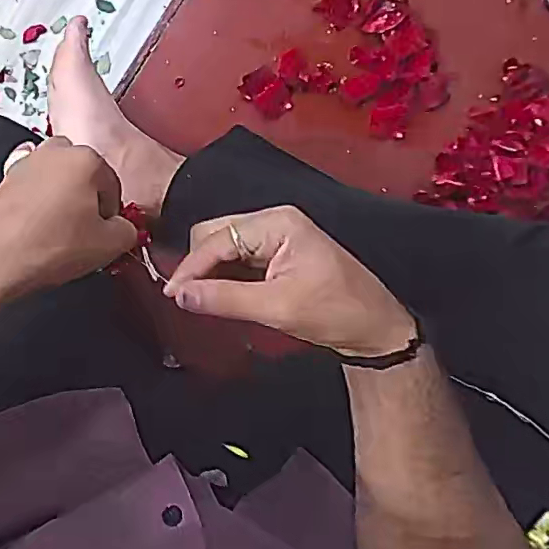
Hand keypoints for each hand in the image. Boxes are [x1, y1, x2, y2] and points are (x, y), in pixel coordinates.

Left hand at [0, 137, 140, 304]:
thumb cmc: (48, 246)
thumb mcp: (110, 245)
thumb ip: (128, 230)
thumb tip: (123, 229)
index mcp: (86, 158)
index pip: (112, 185)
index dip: (111, 214)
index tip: (105, 232)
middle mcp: (56, 151)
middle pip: (84, 175)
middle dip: (87, 199)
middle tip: (84, 230)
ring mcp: (27, 161)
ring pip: (57, 177)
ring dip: (62, 197)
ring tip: (59, 230)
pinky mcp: (6, 177)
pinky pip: (33, 185)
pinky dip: (38, 199)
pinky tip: (38, 224)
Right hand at [163, 206, 416, 358]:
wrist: (377, 329)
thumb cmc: (335, 313)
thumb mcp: (277, 308)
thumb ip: (224, 298)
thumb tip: (178, 294)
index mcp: (277, 222)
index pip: (217, 237)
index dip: (191, 267)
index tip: (171, 295)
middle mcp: (273, 219)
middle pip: (216, 233)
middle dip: (197, 265)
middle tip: (183, 299)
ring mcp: (275, 234)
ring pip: (223, 245)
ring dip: (208, 271)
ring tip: (196, 300)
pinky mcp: (276, 251)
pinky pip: (237, 256)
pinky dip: (223, 275)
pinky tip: (216, 294)